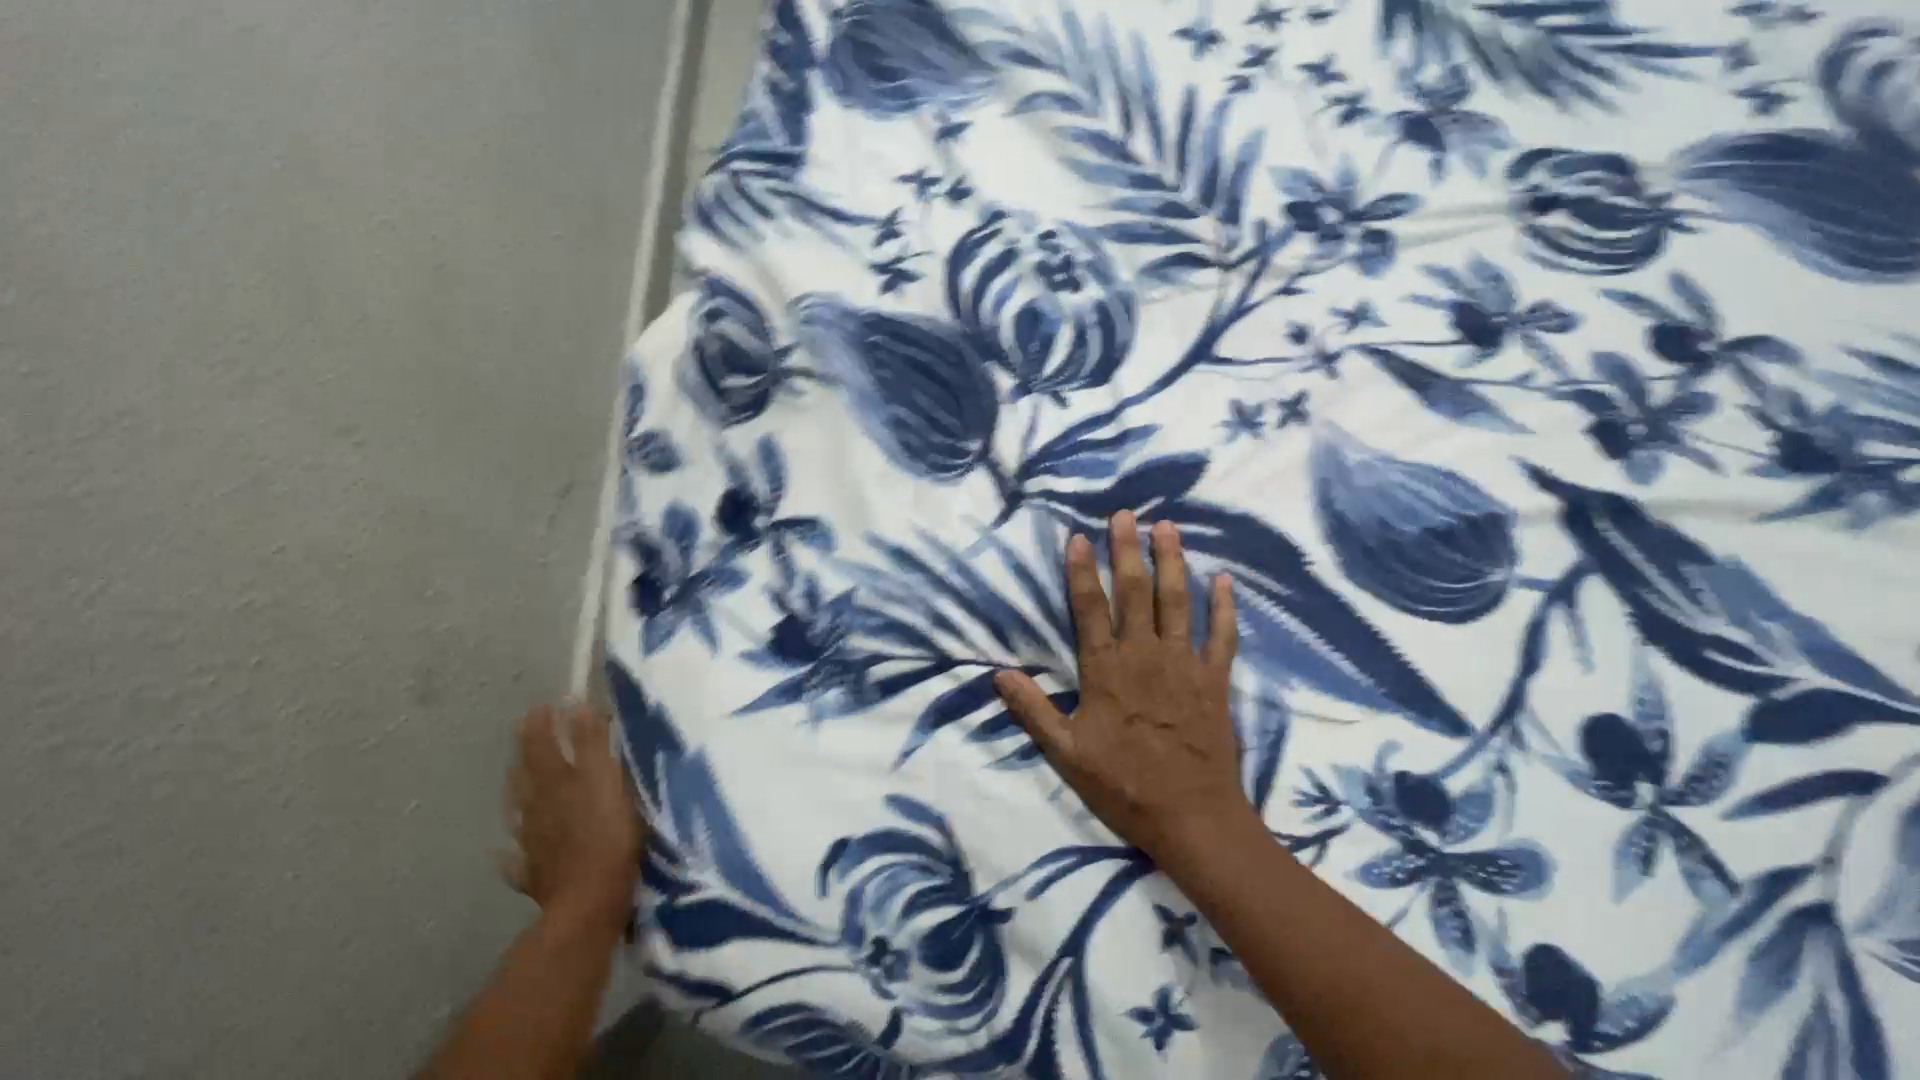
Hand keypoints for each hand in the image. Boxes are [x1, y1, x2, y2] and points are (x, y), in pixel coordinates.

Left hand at [503, 704, 645, 931]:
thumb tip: (576, 705)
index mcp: (557, 783)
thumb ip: (593, 744)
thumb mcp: (607, 782)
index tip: (541, 705)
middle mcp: (538, 808)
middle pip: (527, 774)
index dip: (543, 725)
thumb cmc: (608, 838)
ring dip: (516, 792)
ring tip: (513, 779)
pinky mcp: (536, 875)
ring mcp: (533, 843)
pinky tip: (505, 853)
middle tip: (524, 731)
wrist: (589, 902)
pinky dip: (511, 853)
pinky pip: (517, 861)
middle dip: (526, 750)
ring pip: (519, 812)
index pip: (544, 745)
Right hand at [995, 512, 1252, 860]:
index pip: (1090, 609)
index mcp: (1106, 671)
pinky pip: (1223, 636)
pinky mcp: (1215, 681)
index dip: (1081, 571)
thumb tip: (999, 675)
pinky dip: (1224, 607)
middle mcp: (1146, 656)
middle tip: (1125, 514)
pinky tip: (1224, 580)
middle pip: (1135, 592)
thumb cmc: (1124, 786)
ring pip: (1178, 602)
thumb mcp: (1067, 754)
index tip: (1077, 537)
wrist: (1192, 816)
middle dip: (1127, 551)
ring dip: (1172, 563)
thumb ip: (1034, 711)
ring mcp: (1185, 665)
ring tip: (1168, 528)